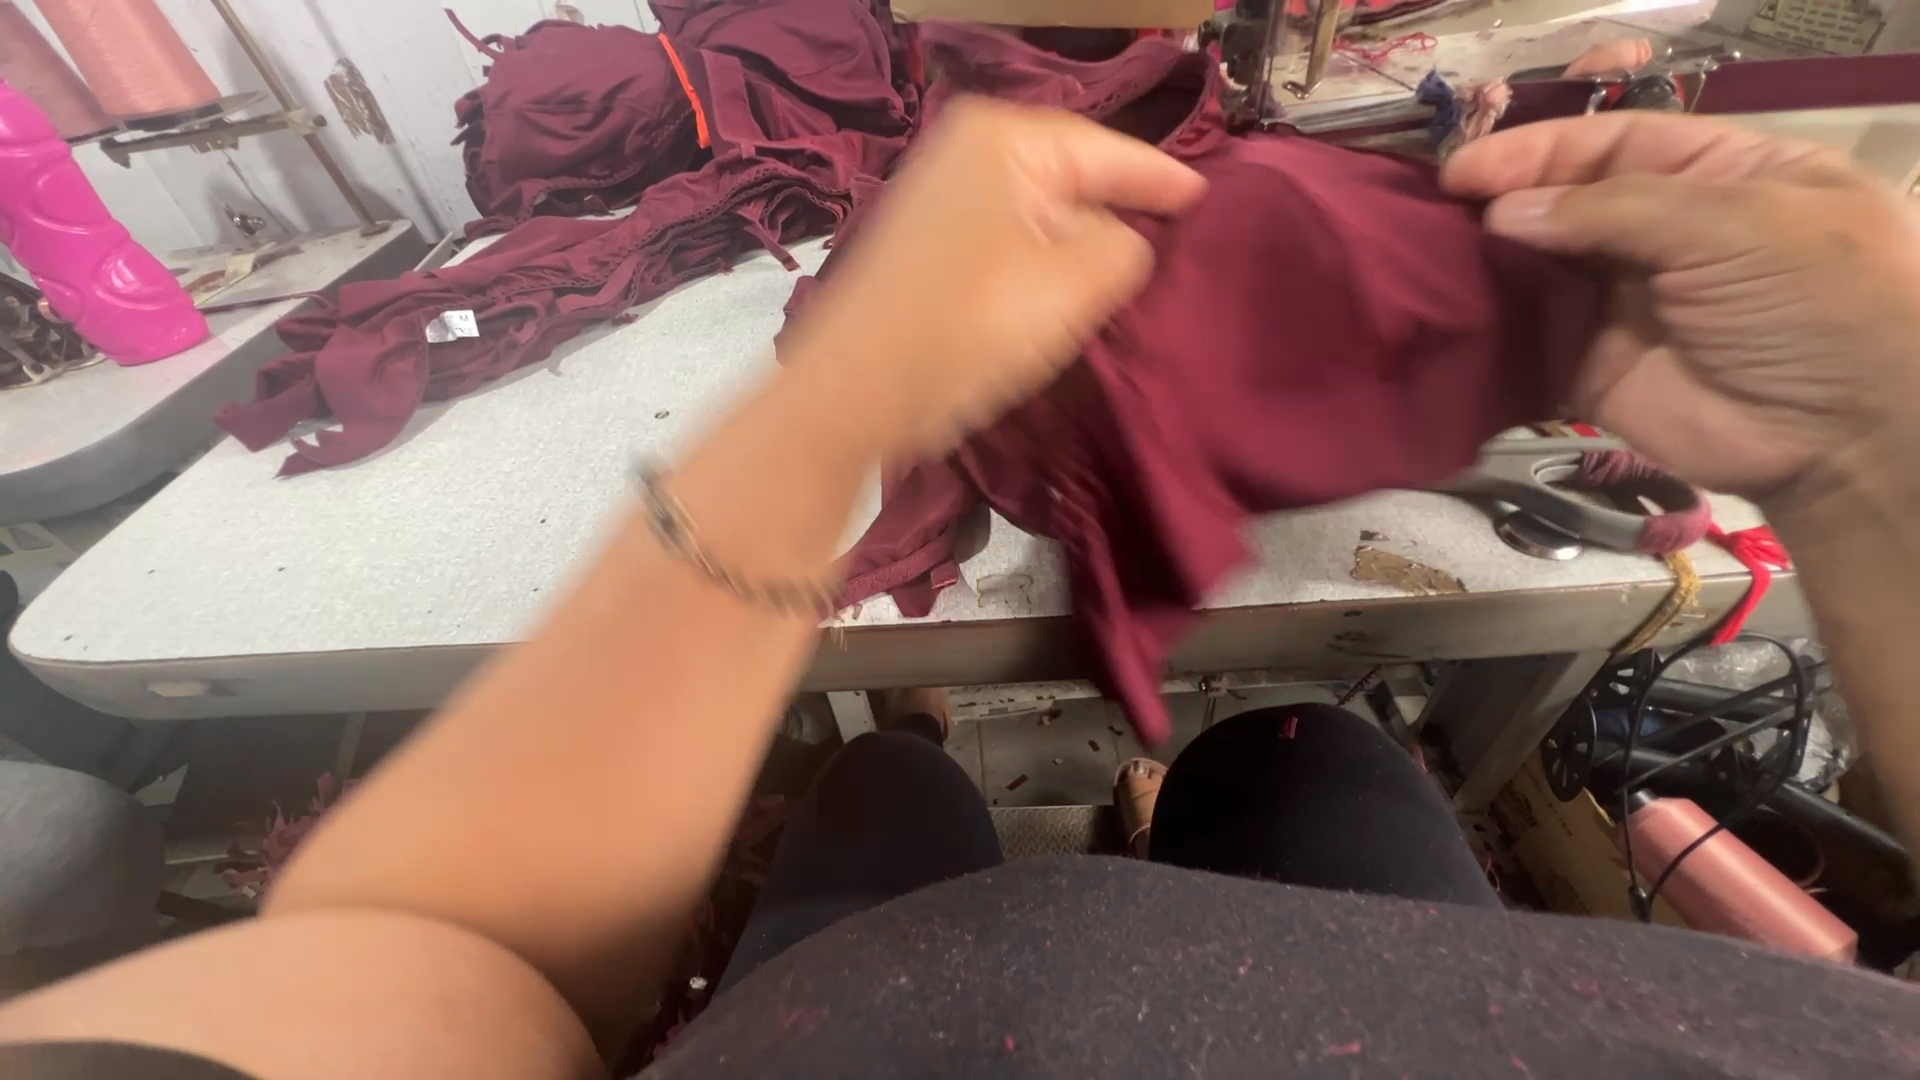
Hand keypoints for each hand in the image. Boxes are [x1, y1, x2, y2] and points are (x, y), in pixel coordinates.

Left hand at [779, 97, 1206, 457]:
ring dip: (1079, 260)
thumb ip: (1124, 251)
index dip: (1163, 182)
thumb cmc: (966, 328)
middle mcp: (968, 159)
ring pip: (1040, 227)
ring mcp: (942, 208)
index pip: (1108, 152)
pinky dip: (1040, 280)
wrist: (857, 393)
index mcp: (1004, 140)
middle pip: (1072, 187)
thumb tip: (1132, 244)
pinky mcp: (929, 258)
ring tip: (1133, 294)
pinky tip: (1067, 312)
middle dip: (1119, 224)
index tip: (1210, 203)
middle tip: (1178, 260)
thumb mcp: (1069, 286)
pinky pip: (1009, 256)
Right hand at [1442, 112, 1919, 513]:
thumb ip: (1616, 211)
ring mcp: (1610, 301)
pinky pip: (1518, 334)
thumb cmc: (1811, 305)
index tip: (1461, 171)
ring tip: (1422, 256)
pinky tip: (1443, 310)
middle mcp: (1653, 234)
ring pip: (1531, 266)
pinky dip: (1482, 323)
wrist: (1826, 434)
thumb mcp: (1737, 226)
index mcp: (1713, 177)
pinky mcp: (1576, 360)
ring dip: (1480, 260)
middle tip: (1428, 211)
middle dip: (1497, 201)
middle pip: (1560, 203)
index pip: (1611, 144)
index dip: (1536, 150)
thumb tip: (1500, 214)